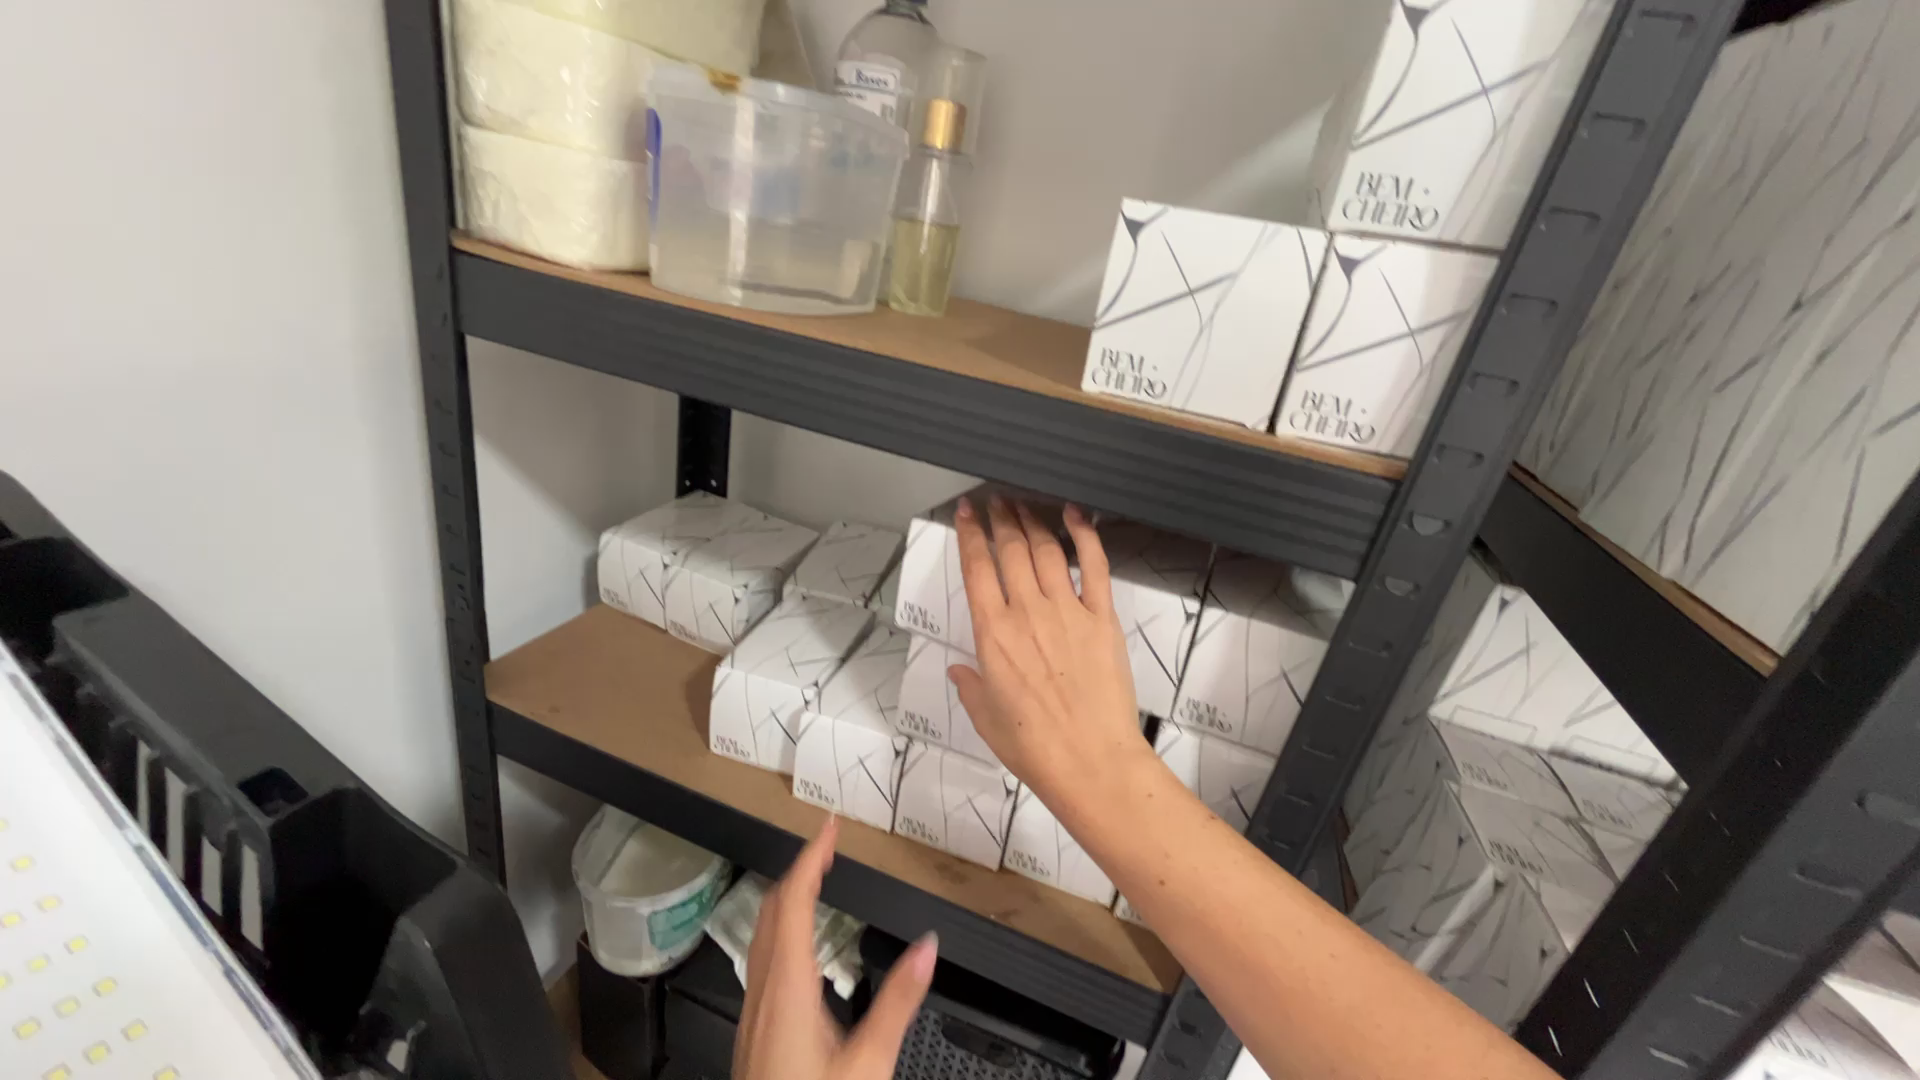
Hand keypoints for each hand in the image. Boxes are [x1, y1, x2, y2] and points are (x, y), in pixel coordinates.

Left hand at [736, 817, 937, 1079]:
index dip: (811, 856)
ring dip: (789, 898)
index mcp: (788, 988)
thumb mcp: (868, 1065)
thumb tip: (928, 946)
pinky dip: (784, 929)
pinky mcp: (754, 1032)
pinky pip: (763, 959)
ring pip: (762, 934)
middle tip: (830, 847)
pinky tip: (806, 949)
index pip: (794, 900)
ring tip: (819, 883)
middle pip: (772, 909)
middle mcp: (763, 992)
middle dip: (800, 869)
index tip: (830, 826)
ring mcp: (753, 1013)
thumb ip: (898, 1001)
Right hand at [947, 495, 1151, 814]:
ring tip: (1023, 504)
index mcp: (992, 634)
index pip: (976, 568)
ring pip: (1046, 550)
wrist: (1090, 761)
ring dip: (1033, 521)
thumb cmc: (1033, 746)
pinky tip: (1076, 514)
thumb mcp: (986, 718)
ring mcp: (1068, 612)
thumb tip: (960, 670)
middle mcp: (1027, 613)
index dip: (970, 533)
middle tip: (995, 501)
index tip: (967, 511)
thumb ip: (970, 686)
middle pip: (1011, 549)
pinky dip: (1085, 536)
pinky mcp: (1102, 618)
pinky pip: (1094, 567)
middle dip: (1000, 518)